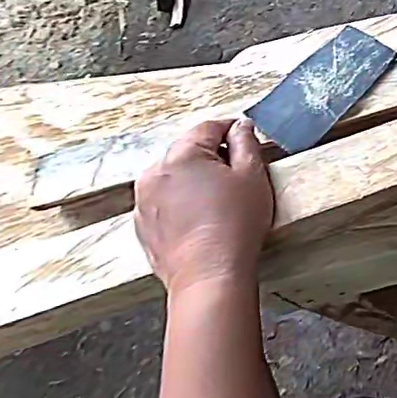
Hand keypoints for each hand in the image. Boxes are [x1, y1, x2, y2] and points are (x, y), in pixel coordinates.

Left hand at [133, 118, 274, 295]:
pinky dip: (185, 200)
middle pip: (188, 150)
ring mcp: (144, 200)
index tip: (248, 137)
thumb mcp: (253, 175)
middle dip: (215, 155)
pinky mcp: (143, 223)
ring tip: (224, 198)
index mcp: (181, 157)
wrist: (208, 271)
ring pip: (176, 175)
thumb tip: (241, 126)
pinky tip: (207, 216)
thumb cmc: (235, 223)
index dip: (232, 129)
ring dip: (198, 178)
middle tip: (242, 173)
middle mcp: (154, 174)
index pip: (207, 127)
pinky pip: (166, 199)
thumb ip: (246, 143)